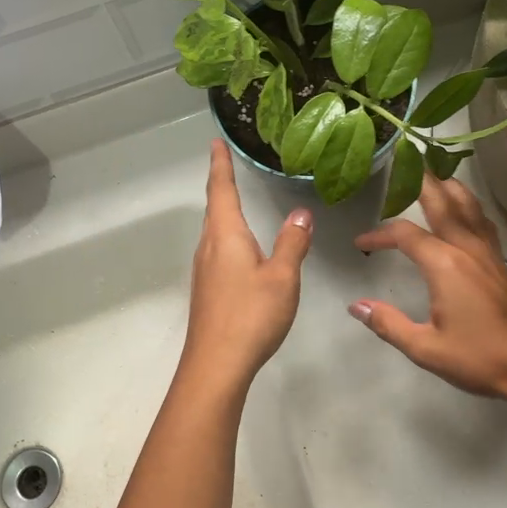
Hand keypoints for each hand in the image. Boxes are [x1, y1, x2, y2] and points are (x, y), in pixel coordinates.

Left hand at [182, 141, 313, 389]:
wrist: (216, 365)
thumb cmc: (250, 315)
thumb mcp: (282, 276)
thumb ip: (292, 242)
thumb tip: (300, 212)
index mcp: (226, 236)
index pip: (221, 190)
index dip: (220, 165)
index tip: (215, 142)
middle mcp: (210, 247)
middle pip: (214, 208)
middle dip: (221, 184)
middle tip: (227, 162)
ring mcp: (206, 270)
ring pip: (215, 230)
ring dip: (224, 210)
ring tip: (236, 197)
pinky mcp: (208, 290)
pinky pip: (218, 249)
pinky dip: (228, 234)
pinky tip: (240, 246)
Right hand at [350, 175, 506, 398]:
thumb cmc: (478, 357)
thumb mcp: (425, 348)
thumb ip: (388, 324)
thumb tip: (356, 305)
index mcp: (444, 264)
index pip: (404, 235)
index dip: (379, 235)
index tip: (361, 244)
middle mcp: (466, 247)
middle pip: (441, 201)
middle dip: (421, 180)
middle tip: (403, 160)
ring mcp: (486, 252)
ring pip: (467, 204)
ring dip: (448, 185)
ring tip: (432, 174)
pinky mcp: (499, 261)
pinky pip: (481, 220)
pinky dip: (468, 204)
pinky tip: (464, 208)